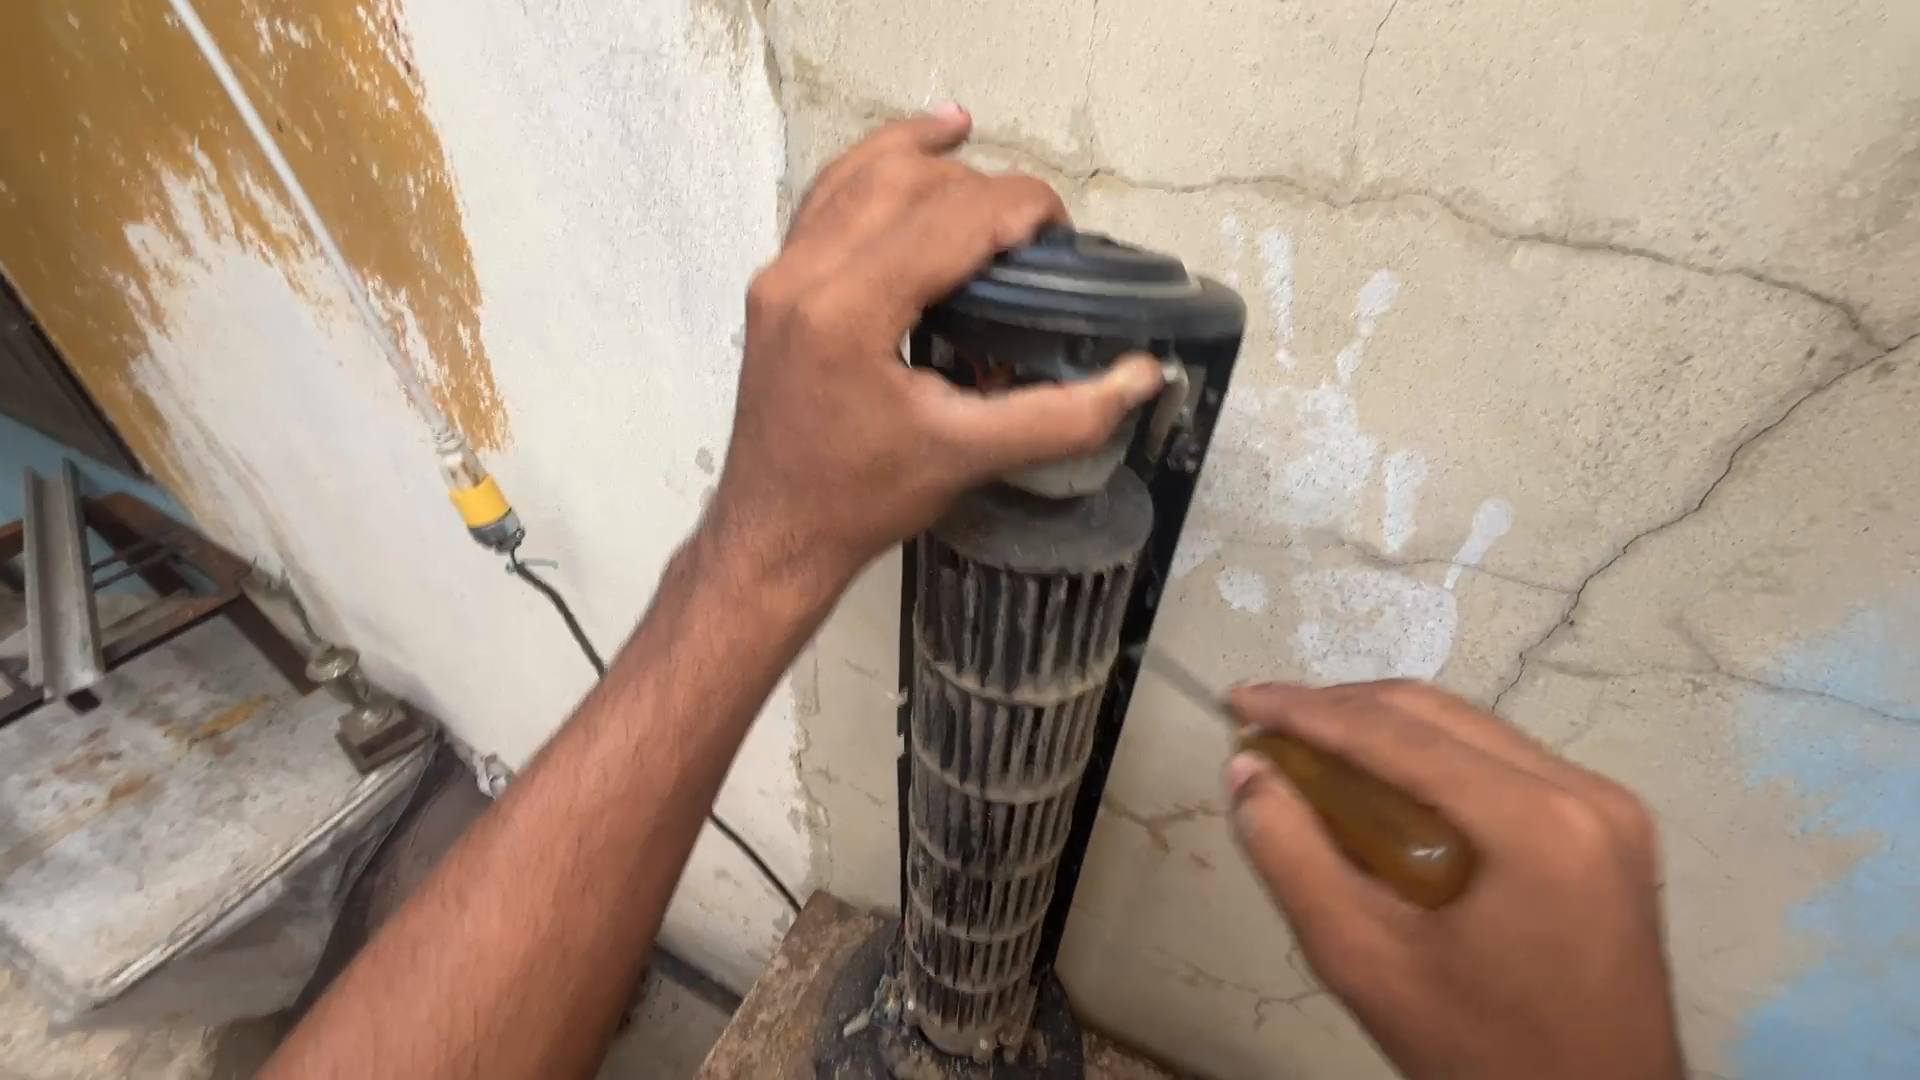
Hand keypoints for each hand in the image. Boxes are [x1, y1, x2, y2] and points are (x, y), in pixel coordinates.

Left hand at [708, 106, 1162, 594]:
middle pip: (907, 182)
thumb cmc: (859, 501)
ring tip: (975, 150)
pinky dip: (869, 172)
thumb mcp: (967, 458)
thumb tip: (1138, 378)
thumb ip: (1060, 417)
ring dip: (922, 158)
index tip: (1059, 232)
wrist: (777, 532)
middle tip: (1030, 230)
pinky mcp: (774, 289)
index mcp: (848, 313)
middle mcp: (802, 277)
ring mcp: (779, 277)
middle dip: (981, 187)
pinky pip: (824, 202)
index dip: (1021, 208)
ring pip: (856, 176)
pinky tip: (905, 160)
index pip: (953, 218)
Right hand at [1225, 680, 1683, 1079]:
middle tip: (1262, 721)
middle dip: (1333, 708)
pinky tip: (1368, 777)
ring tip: (1302, 744)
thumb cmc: (1476, 1048)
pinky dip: (1413, 751)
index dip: (1303, 708)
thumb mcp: (1359, 956)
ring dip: (1370, 725)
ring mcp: (1600, 804)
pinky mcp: (1598, 822)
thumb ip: (1290, 854)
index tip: (1237, 698)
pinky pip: (1484, 755)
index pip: (1394, 733)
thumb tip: (1246, 768)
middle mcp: (1581, 793)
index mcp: (1537, 825)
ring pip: (1457, 724)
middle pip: (1428, 713)